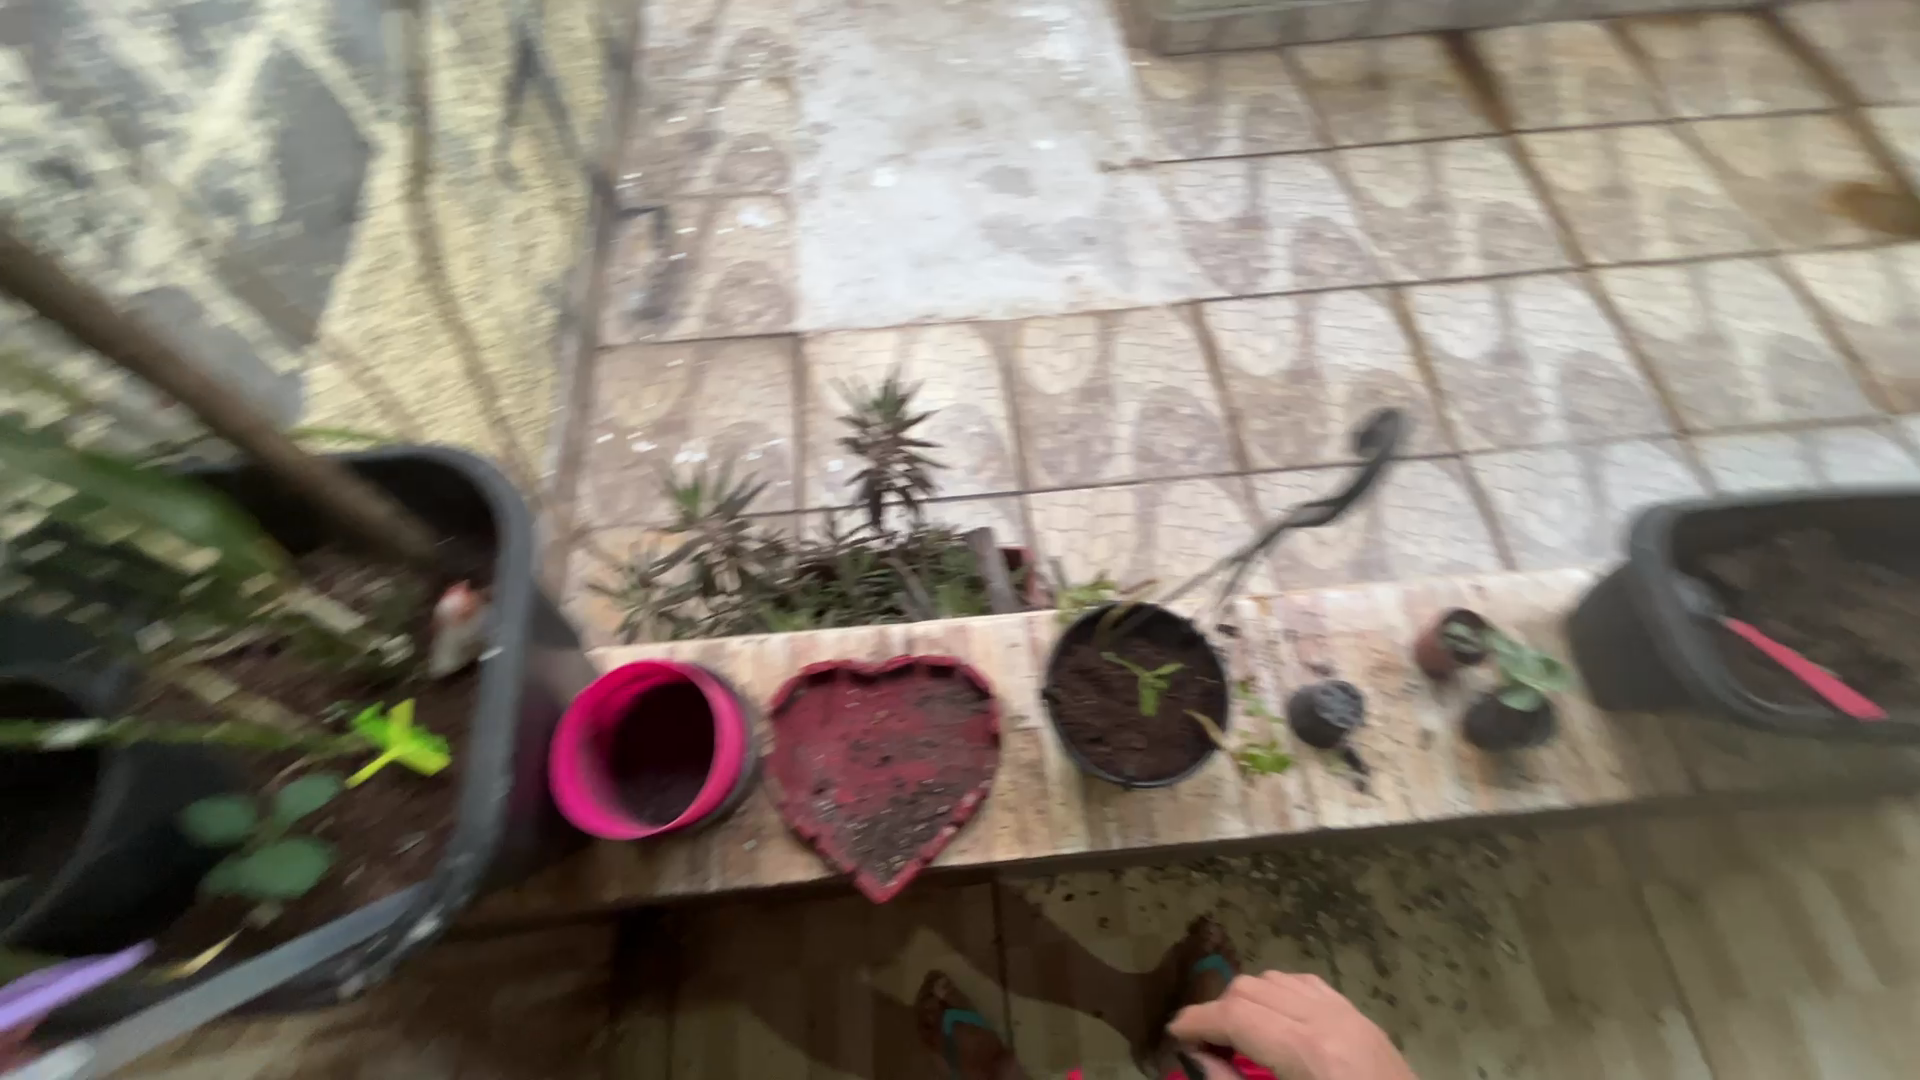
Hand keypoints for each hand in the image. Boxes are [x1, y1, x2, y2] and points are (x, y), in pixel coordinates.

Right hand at [1166, 972, 1415, 1079]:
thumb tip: (1196, 1056)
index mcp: (1308, 1053)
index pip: (1234, 1016)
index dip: (1196, 1021)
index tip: (1174, 1034)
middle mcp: (1325, 1020)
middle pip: (1249, 990)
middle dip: (1218, 1012)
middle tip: (1205, 1044)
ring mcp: (1347, 1013)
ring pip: (1273, 978)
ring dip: (1247, 1000)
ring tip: (1240, 1036)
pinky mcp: (1360, 1017)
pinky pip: (1304, 984)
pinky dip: (1278, 994)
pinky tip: (1276, 1023)